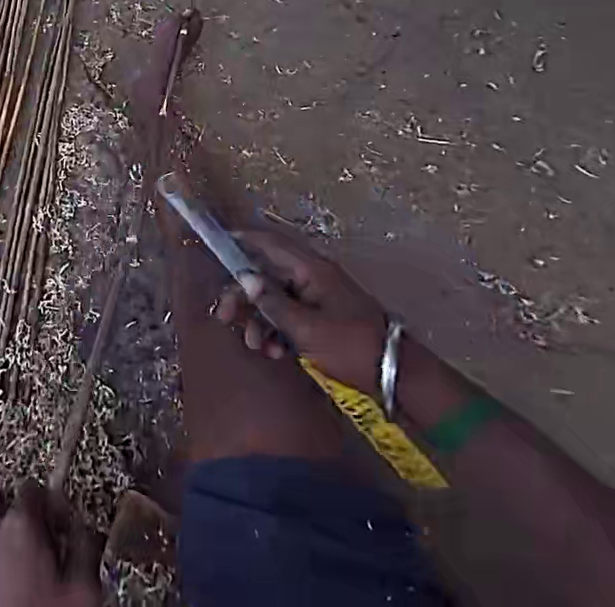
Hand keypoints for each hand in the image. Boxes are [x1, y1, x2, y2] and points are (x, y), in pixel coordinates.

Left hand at [0, 482, 102, 606]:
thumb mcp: (81, 585)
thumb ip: (85, 543)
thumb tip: (84, 527)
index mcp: (20, 523)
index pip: (38, 489)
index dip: (57, 503)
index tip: (69, 521)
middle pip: (23, 516)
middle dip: (43, 533)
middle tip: (61, 559)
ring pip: (10, 539)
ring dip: (26, 552)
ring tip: (45, 582)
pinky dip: (10, 568)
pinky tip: (25, 594)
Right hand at [216, 229, 390, 397]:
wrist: (396, 375)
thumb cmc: (350, 345)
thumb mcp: (306, 328)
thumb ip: (272, 303)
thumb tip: (245, 278)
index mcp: (311, 269)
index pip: (270, 243)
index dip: (244, 240)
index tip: (218, 243)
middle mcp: (312, 277)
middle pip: (266, 275)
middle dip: (243, 295)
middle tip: (223, 317)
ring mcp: (317, 298)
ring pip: (274, 299)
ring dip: (258, 320)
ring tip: (255, 346)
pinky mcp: (321, 319)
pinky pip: (288, 317)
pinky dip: (276, 332)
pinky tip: (273, 352)